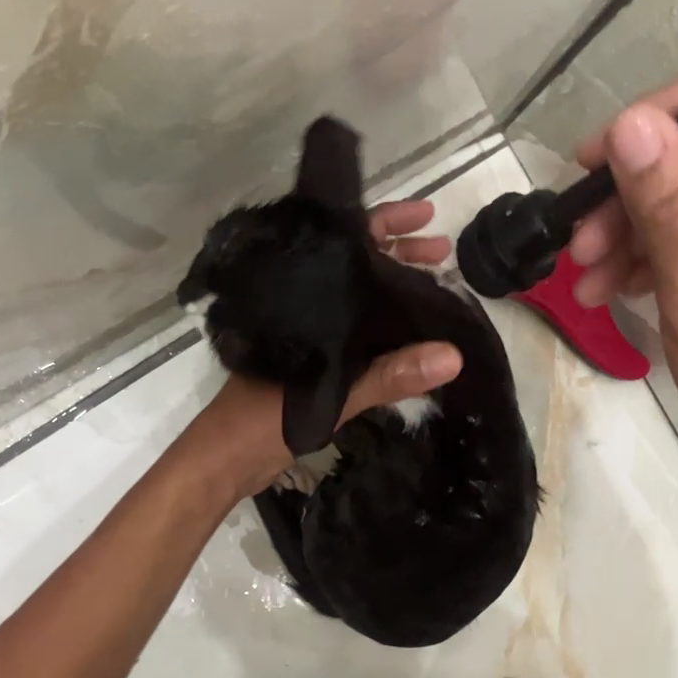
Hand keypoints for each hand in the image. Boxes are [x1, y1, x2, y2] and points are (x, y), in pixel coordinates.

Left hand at [173, 200, 460, 500]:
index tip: (426, 216)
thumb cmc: (260, 420)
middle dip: (399, 254)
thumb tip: (452, 356)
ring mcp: (309, 339)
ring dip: (393, 292)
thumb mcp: (330, 395)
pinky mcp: (312, 368)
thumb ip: (389, 377)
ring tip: (438, 287)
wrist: (224, 461)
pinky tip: (413, 338)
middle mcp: (306, 311)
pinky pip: (354, 337)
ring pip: (356, 302)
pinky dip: (383, 330)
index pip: (347, 245)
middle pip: (356, 269)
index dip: (385, 224)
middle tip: (443, 252)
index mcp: (301, 300)